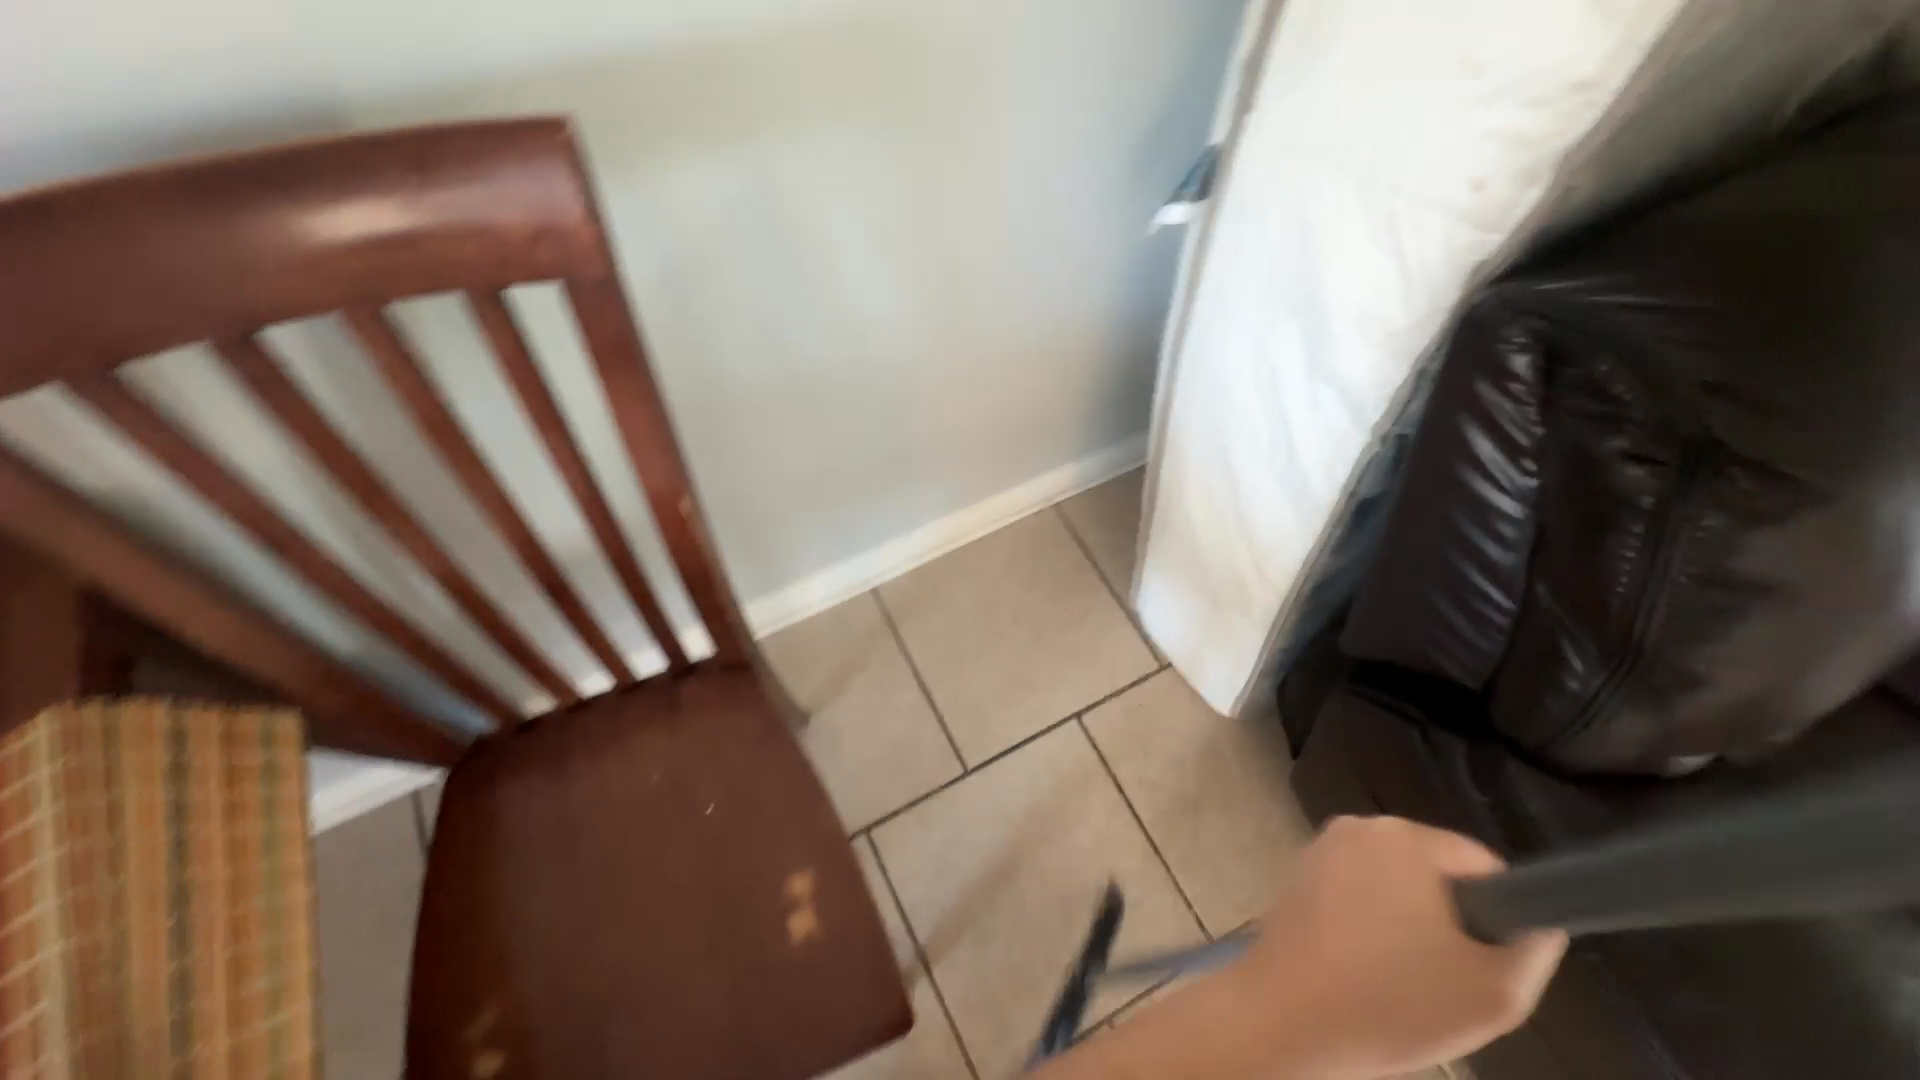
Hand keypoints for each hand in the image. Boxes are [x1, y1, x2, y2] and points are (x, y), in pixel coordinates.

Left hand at [1240, 815, 1566, 1076]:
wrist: (1284, 1021)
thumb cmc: (1391, 1003)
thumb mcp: (1496, 993)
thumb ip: (1532, 948)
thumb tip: (1536, 921)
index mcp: (1405, 837)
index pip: (1483, 865)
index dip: (1499, 917)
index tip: (1485, 963)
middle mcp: (1358, 828)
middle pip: (1435, 874)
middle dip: (1449, 922)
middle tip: (1442, 980)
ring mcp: (1320, 851)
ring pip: (1394, 889)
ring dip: (1406, 928)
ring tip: (1397, 982)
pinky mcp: (1295, 878)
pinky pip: (1355, 898)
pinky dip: (1366, 929)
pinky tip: (1361, 973)